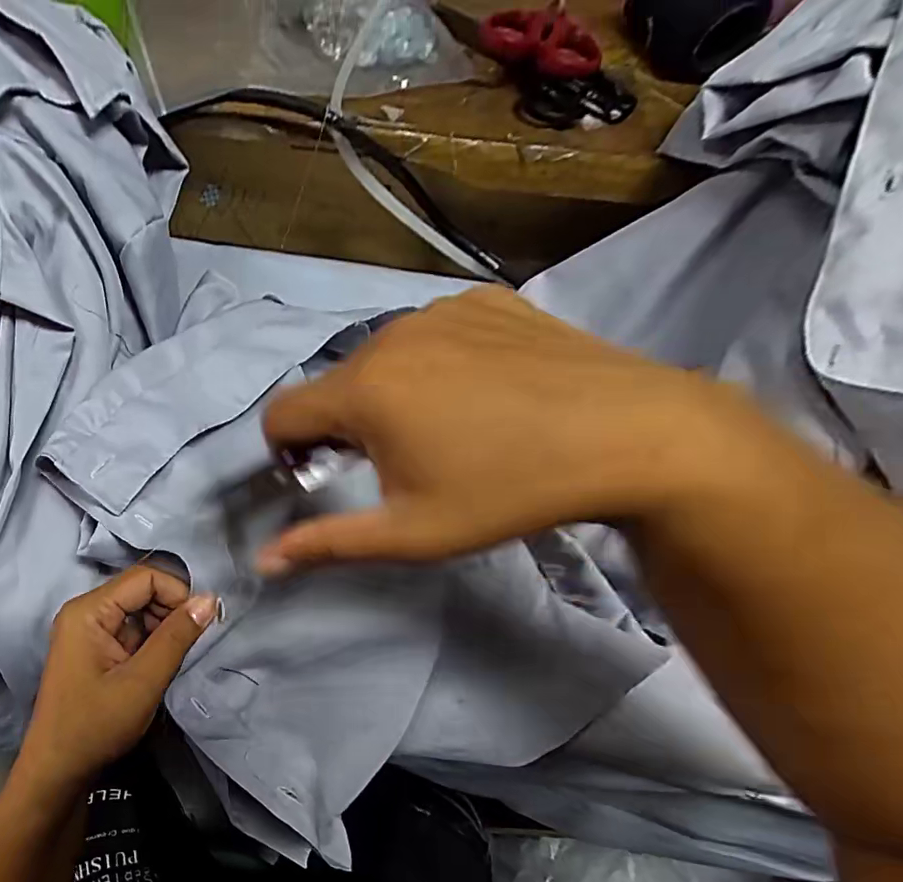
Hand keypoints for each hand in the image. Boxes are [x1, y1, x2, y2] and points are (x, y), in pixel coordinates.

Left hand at [18, 565, 217, 789]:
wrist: (58, 767)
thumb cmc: (95, 725)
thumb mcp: (143, 682)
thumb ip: (176, 638)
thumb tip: (209, 599)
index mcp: (87, 610)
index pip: (144, 577)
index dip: (177, 594)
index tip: (201, 624)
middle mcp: (84, 611)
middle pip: (140, 590)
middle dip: (171, 611)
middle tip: (189, 646)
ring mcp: (86, 630)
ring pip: (137, 611)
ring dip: (162, 629)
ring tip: (173, 660)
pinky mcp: (93, 648)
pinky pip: (129, 630)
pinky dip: (150, 643)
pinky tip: (157, 667)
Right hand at [258, 286, 764, 571]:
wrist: (640, 436)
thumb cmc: (510, 492)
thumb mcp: (410, 533)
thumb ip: (326, 544)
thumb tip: (262, 562)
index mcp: (362, 390)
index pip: (280, 416)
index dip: (290, 453)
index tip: (329, 475)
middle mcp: (388, 336)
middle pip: (330, 387)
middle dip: (341, 426)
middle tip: (396, 462)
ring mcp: (439, 309)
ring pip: (376, 358)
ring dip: (384, 393)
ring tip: (444, 425)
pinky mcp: (484, 298)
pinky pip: (427, 332)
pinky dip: (430, 360)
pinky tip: (479, 389)